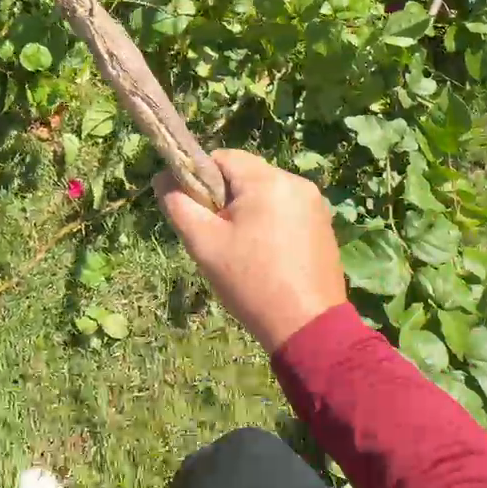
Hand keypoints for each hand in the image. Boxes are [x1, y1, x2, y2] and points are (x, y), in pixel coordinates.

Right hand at [154, 149, 348, 351]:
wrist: (308, 329)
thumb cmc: (251, 282)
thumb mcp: (203, 243)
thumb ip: (178, 204)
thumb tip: (162, 178)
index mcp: (268, 180)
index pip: (221, 158)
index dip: (201, 181)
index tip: (199, 213)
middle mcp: (296, 183)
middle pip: (244, 175)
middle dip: (225, 199)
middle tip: (217, 236)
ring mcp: (315, 204)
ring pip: (264, 193)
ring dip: (246, 211)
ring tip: (240, 250)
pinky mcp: (324, 224)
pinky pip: (284, 209)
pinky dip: (269, 223)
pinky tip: (264, 256)